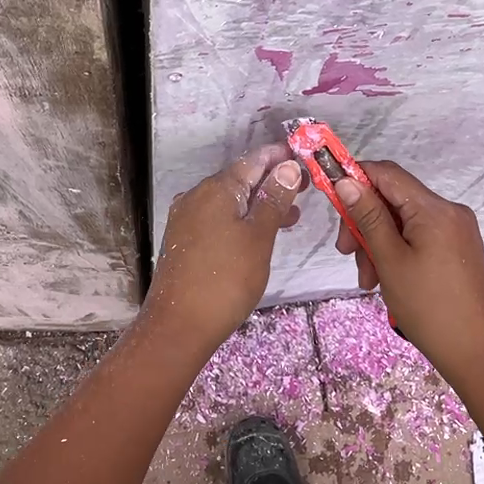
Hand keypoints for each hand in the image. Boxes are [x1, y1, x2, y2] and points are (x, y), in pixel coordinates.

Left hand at [145, 144, 306, 351]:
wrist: (178, 326)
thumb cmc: (226, 279)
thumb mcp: (259, 237)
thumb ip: (274, 199)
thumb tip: (287, 165)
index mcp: (217, 188)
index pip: (254, 160)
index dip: (280, 157)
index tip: (304, 159)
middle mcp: (198, 195)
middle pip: (241, 178)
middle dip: (272, 182)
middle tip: (303, 190)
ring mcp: (187, 217)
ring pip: (230, 200)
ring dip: (259, 203)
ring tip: (291, 218)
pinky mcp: (184, 239)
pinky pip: (218, 217)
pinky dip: (242, 219)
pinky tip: (257, 235)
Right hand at [333, 161, 483, 383]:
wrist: (479, 357)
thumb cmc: (429, 308)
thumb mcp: (390, 260)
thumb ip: (367, 216)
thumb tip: (345, 180)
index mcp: (435, 209)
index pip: (387, 173)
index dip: (355, 177)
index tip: (331, 198)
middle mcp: (449, 211)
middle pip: (393, 199)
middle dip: (365, 222)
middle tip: (346, 253)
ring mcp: (456, 231)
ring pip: (403, 222)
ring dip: (378, 243)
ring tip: (368, 280)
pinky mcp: (458, 249)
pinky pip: (418, 237)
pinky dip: (397, 251)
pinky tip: (387, 279)